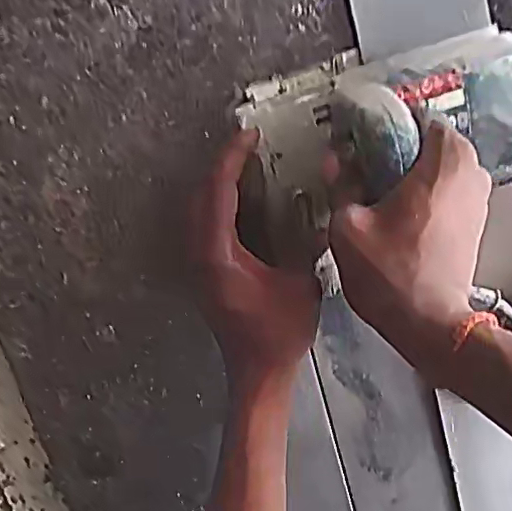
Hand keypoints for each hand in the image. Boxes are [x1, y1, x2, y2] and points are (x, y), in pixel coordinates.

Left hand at [190, 129, 320, 397]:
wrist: (259, 373)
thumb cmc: (279, 336)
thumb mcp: (301, 285)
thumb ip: (304, 244)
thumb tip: (314, 213)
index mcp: (220, 255)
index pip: (218, 192)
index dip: (233, 158)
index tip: (250, 136)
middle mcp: (201, 258)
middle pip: (200, 196)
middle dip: (222, 168)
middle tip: (249, 151)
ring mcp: (199, 269)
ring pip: (197, 213)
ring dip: (218, 188)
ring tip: (246, 174)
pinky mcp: (205, 278)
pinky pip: (203, 230)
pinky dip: (219, 210)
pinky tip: (243, 210)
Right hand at [328, 122, 491, 385]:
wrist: (429, 326)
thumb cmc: (396, 281)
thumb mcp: (348, 228)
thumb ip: (341, 185)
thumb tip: (338, 164)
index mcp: (446, 157)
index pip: (409, 116)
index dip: (378, 129)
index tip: (357, 144)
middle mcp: (472, 172)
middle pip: (423, 146)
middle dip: (393, 157)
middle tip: (362, 177)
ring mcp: (477, 202)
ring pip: (433, 174)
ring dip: (406, 183)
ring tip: (375, 205)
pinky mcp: (472, 228)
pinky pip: (442, 200)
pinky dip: (420, 205)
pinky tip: (395, 225)